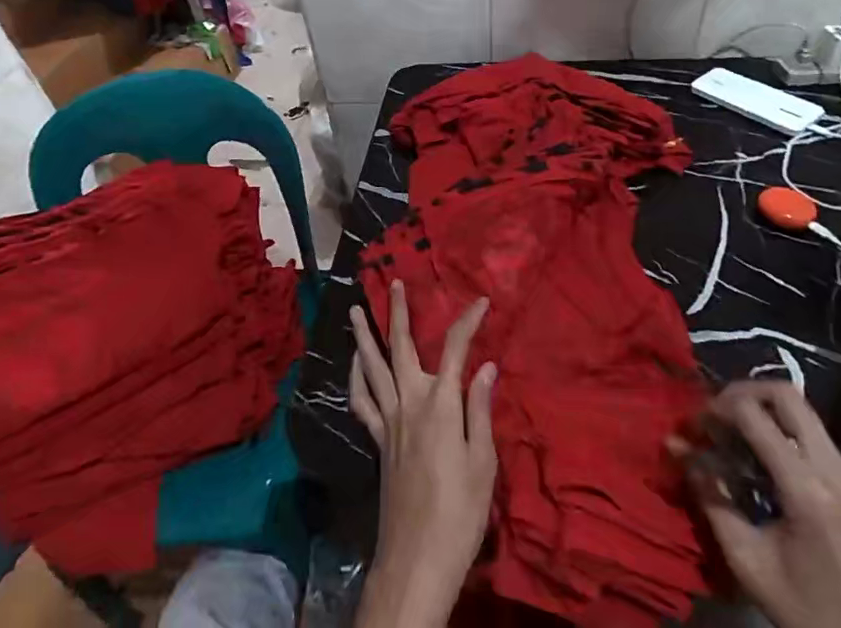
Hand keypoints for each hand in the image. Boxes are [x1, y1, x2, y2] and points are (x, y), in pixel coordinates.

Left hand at [348, 282, 498, 627]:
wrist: (417, 558)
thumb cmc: (460, 512)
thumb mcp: (483, 462)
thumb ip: (480, 409)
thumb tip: (486, 367)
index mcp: (442, 405)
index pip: (457, 349)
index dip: (469, 321)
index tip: (481, 301)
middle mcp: (410, 404)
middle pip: (401, 349)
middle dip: (398, 313)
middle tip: (392, 283)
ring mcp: (389, 422)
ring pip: (372, 369)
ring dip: (365, 338)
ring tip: (356, 311)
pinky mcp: (378, 441)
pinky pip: (361, 401)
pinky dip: (355, 378)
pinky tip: (354, 365)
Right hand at [683, 381, 840, 627]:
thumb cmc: (808, 615)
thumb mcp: (749, 563)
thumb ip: (713, 501)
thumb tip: (681, 452)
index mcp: (808, 490)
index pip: (757, 416)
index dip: (720, 406)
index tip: (698, 422)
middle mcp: (840, 473)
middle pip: (790, 397)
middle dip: (747, 392)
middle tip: (719, 413)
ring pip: (810, 421)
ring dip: (770, 417)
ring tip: (740, 441)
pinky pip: (826, 450)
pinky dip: (793, 444)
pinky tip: (775, 474)